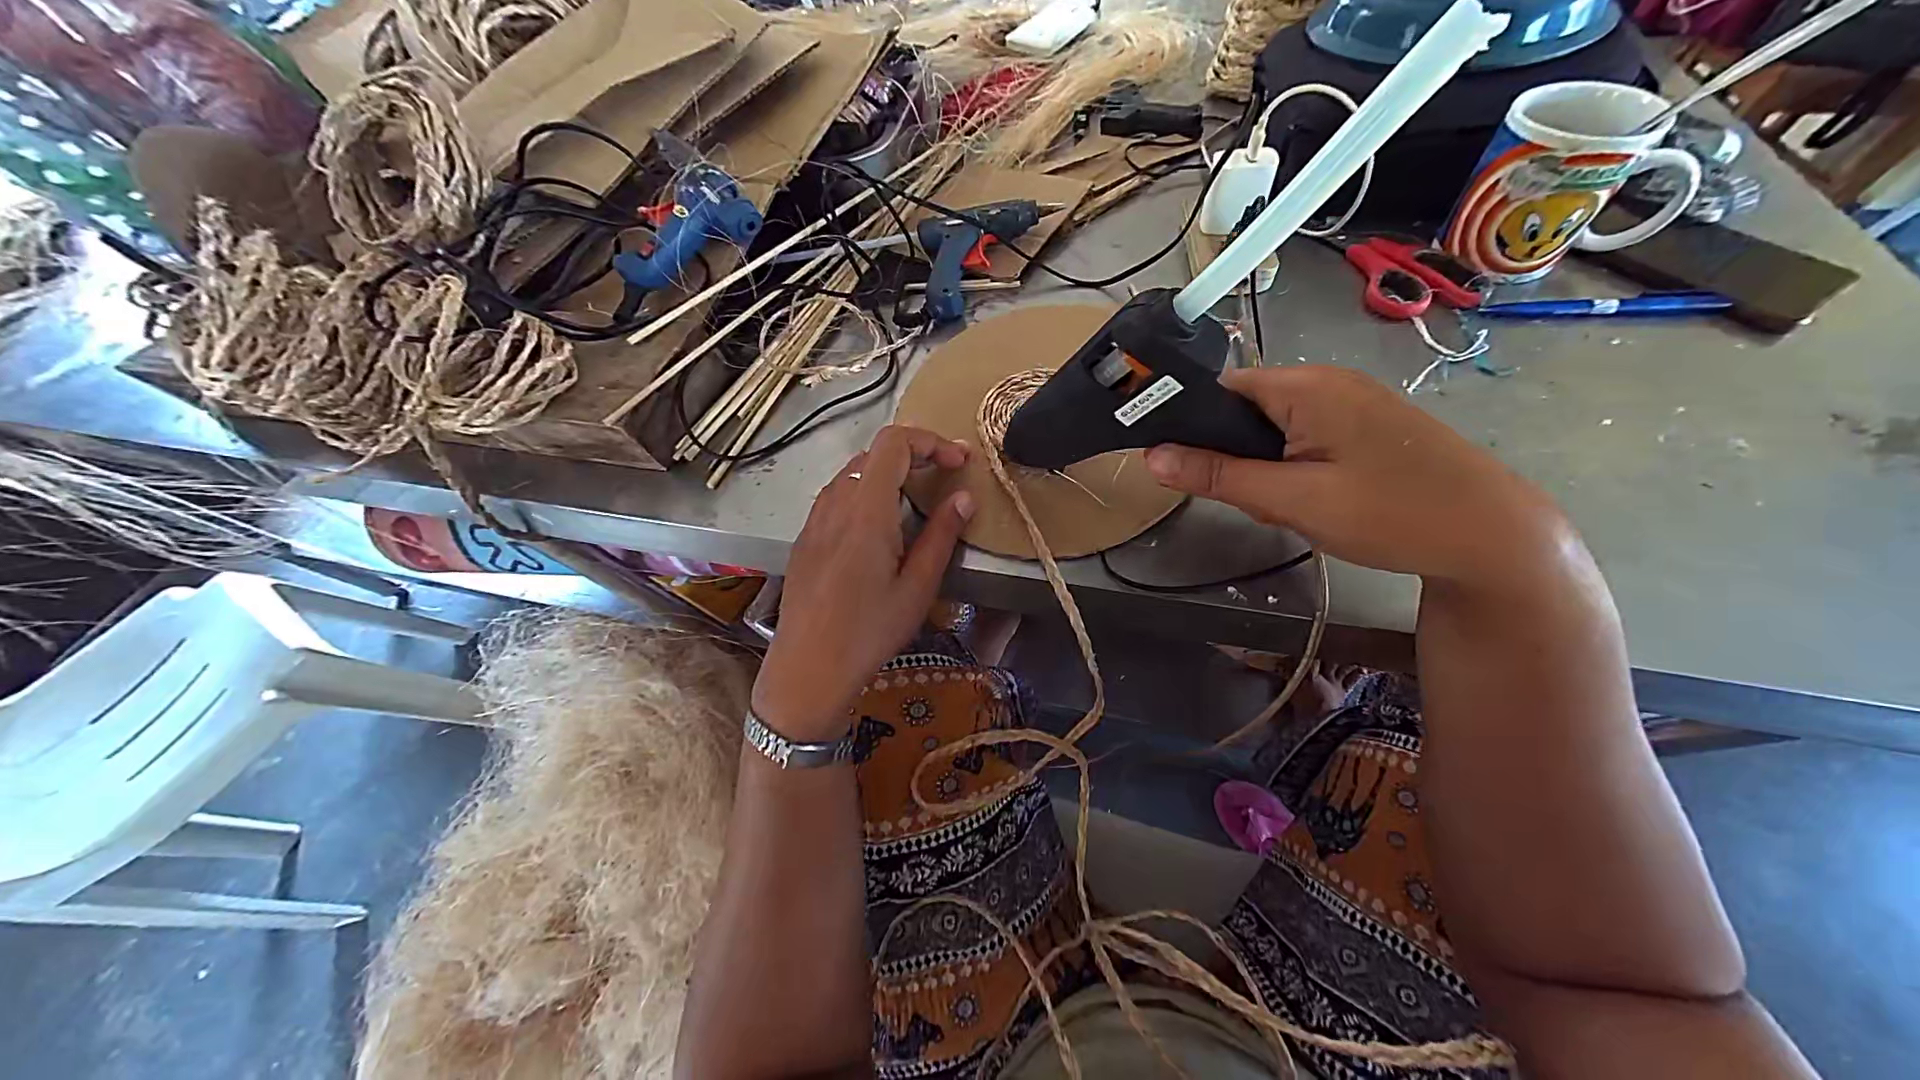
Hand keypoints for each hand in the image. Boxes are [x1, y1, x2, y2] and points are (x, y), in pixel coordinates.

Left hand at [754, 426, 973, 740]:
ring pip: (853, 473)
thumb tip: (963, 498)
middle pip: (873, 453)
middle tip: (946, 477)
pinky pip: (837, 496)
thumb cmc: (869, 632)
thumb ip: (942, 536)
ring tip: (917, 501)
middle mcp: (835, 504)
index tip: (959, 461)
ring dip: (889, 474)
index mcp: (866, 510)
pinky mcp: (805, 538)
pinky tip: (881, 528)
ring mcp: (814, 520)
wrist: (808, 668)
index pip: (894, 442)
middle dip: (915, 455)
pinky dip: (866, 493)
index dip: (931, 440)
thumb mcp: (917, 588)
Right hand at [1144, 366, 1576, 589]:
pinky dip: (1295, 473)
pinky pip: (1305, 441)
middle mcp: (1328, 383)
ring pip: (1274, 433)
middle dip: (1240, 460)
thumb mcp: (1293, 499)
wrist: (1492, 536)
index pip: (1221, 389)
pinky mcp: (1366, 427)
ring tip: (1295, 510)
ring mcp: (1352, 404)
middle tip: (1261, 503)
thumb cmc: (1390, 512)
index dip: (1193, 426)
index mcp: (1306, 387)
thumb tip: (1152, 457)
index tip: (1186, 469)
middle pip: (1246, 412)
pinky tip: (1318, 504)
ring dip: (1268, 472)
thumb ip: (1219, 476)